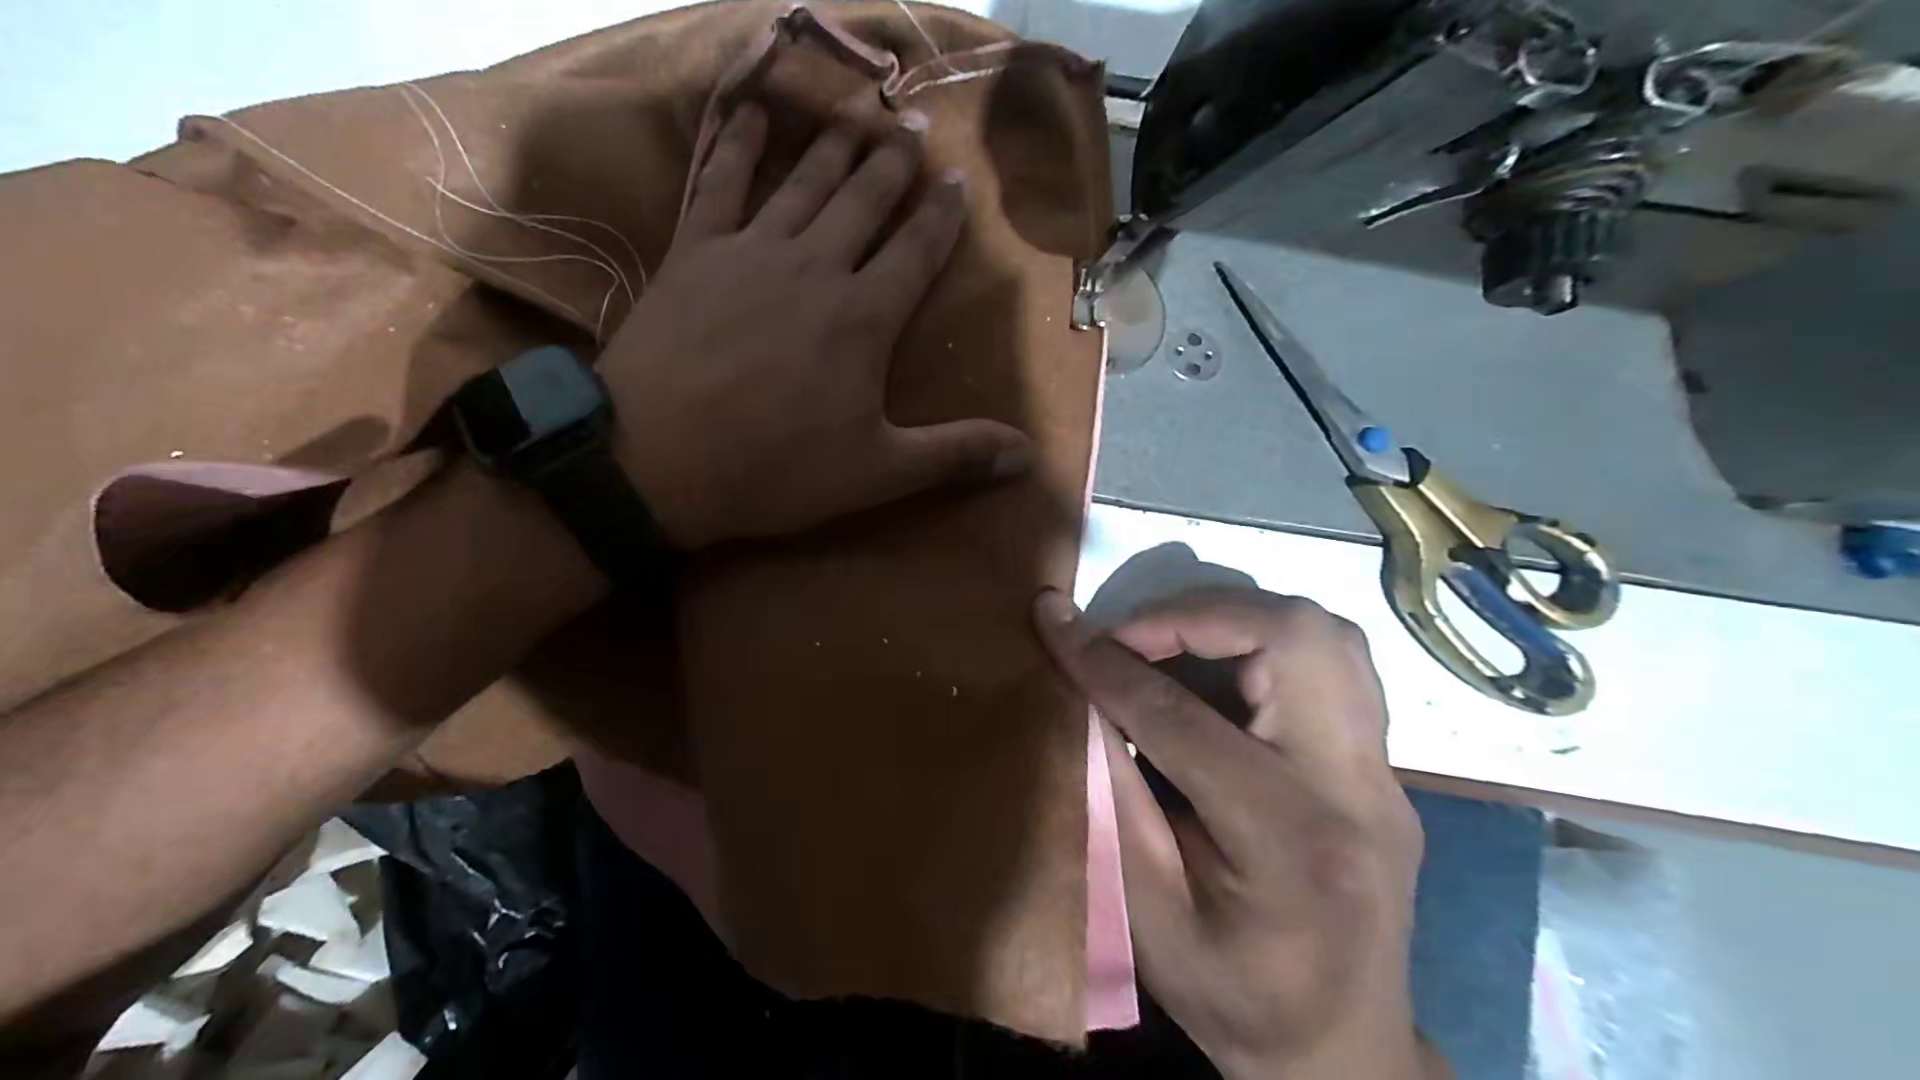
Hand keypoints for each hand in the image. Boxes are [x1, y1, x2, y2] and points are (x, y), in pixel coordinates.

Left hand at [597, 100, 1030, 548]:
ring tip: (859, 111)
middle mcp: (816, 267)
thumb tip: (1027, 454)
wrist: (656, 460)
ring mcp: (751, 251)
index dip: (941, 214)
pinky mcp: (695, 252)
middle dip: (894, 162)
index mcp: (864, 317)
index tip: (957, 179)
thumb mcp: (878, 472)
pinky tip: (751, 114)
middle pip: (864, 200)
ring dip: (834, 143)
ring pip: (804, 181)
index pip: (916, 250)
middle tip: (914, 126)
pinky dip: (736, 144)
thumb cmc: (776, 469)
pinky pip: (720, 181)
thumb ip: (954, 454)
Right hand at [1033, 587, 1440, 1079]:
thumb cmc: (1234, 1000)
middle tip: (1126, 633)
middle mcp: (1358, 788)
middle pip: (1293, 638)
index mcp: (1290, 839)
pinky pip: (1333, 662)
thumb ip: (1111, 796)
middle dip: (1193, 614)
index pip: (1185, 716)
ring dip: (1234, 618)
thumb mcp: (1146, 917)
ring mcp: (1384, 773)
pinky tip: (1217, 667)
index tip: (1055, 621)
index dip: (1107, 663)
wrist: (1345, 1054)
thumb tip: (1079, 694)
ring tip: (1166, 639)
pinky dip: (1264, 640)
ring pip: (1325, 633)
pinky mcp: (1382, 767)